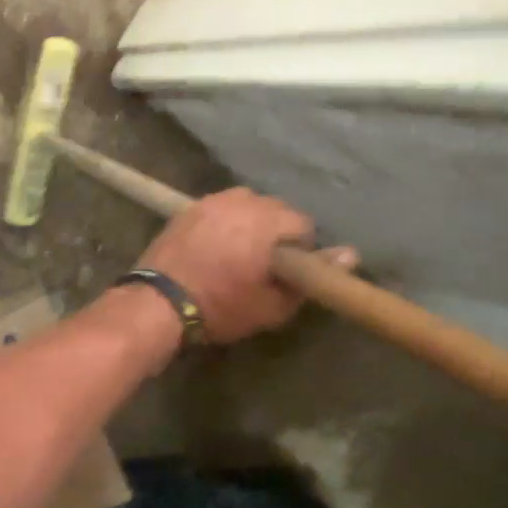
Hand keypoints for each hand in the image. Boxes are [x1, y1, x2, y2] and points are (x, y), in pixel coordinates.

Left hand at [134, 187, 357, 343]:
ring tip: (237, 255)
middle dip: (275, 233)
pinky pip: (217, 211)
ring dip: (248, 225)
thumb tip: (351, 254)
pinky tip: (213, 248)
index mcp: (268, 221)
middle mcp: (241, 201)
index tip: (286, 274)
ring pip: (244, 206)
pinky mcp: (185, 209)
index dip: (300, 251)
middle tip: (261, 266)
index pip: (303, 225)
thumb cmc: (220, 307)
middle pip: (274, 210)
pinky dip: (222, 224)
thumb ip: (311, 277)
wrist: (157, 303)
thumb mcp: (273, 305)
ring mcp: (209, 201)